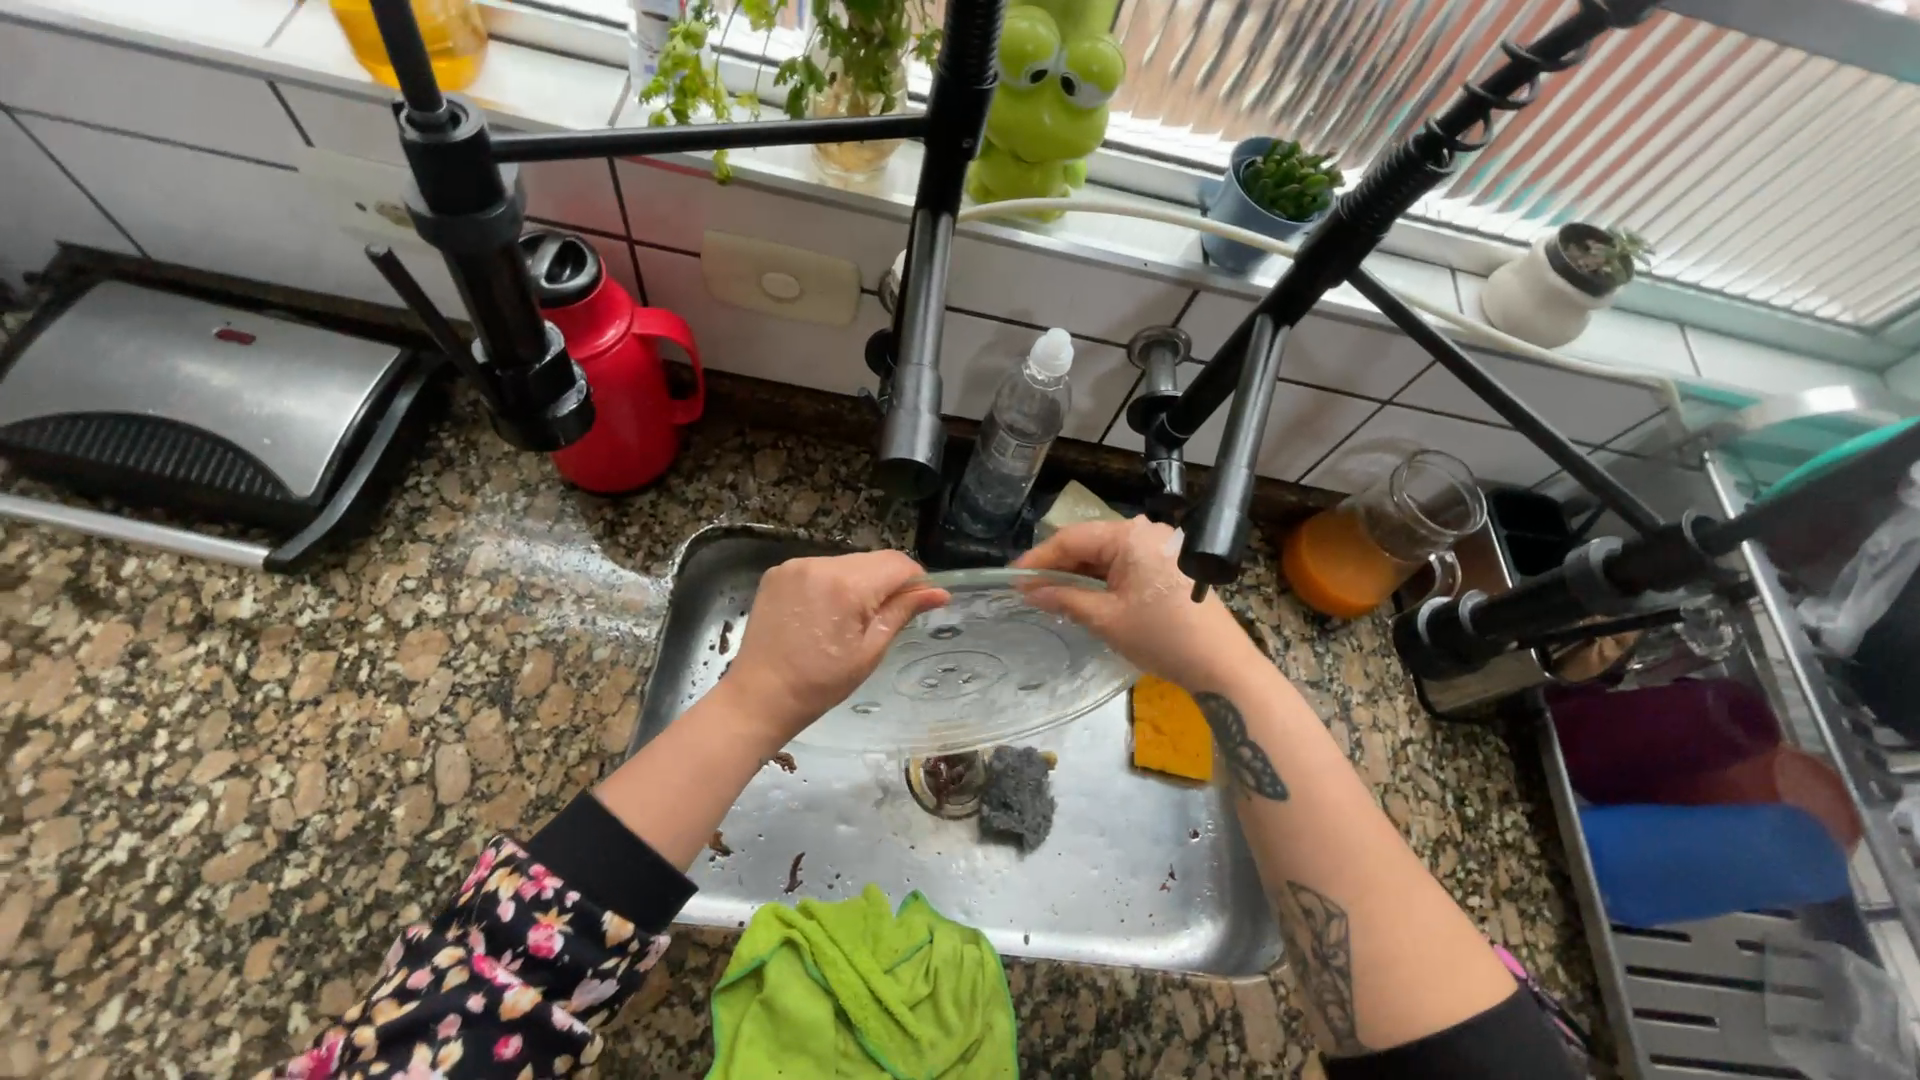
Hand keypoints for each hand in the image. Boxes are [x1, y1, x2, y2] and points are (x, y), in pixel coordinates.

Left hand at [716, 550, 948, 744]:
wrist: (760, 696)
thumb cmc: (820, 683)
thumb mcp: (870, 651)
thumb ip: (903, 612)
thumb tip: (940, 592)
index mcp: (847, 586)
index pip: (898, 563)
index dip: (916, 580)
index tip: (917, 604)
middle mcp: (820, 564)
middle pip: (872, 561)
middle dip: (885, 584)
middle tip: (879, 620)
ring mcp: (795, 566)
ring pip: (847, 563)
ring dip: (858, 584)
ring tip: (847, 621)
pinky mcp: (778, 572)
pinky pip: (820, 569)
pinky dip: (831, 585)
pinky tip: (822, 615)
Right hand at [1014, 517, 1262, 690]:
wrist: (1222, 665)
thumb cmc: (1163, 638)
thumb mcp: (1106, 620)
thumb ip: (1065, 599)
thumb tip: (1031, 591)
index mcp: (1131, 536)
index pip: (1072, 538)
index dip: (1039, 558)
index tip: (1013, 578)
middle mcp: (1146, 532)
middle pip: (1089, 543)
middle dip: (1057, 566)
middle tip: (1028, 589)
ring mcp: (1160, 548)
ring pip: (1106, 555)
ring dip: (1078, 574)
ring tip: (1048, 595)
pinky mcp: (1169, 566)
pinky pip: (1124, 565)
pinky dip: (1101, 580)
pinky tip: (1082, 596)